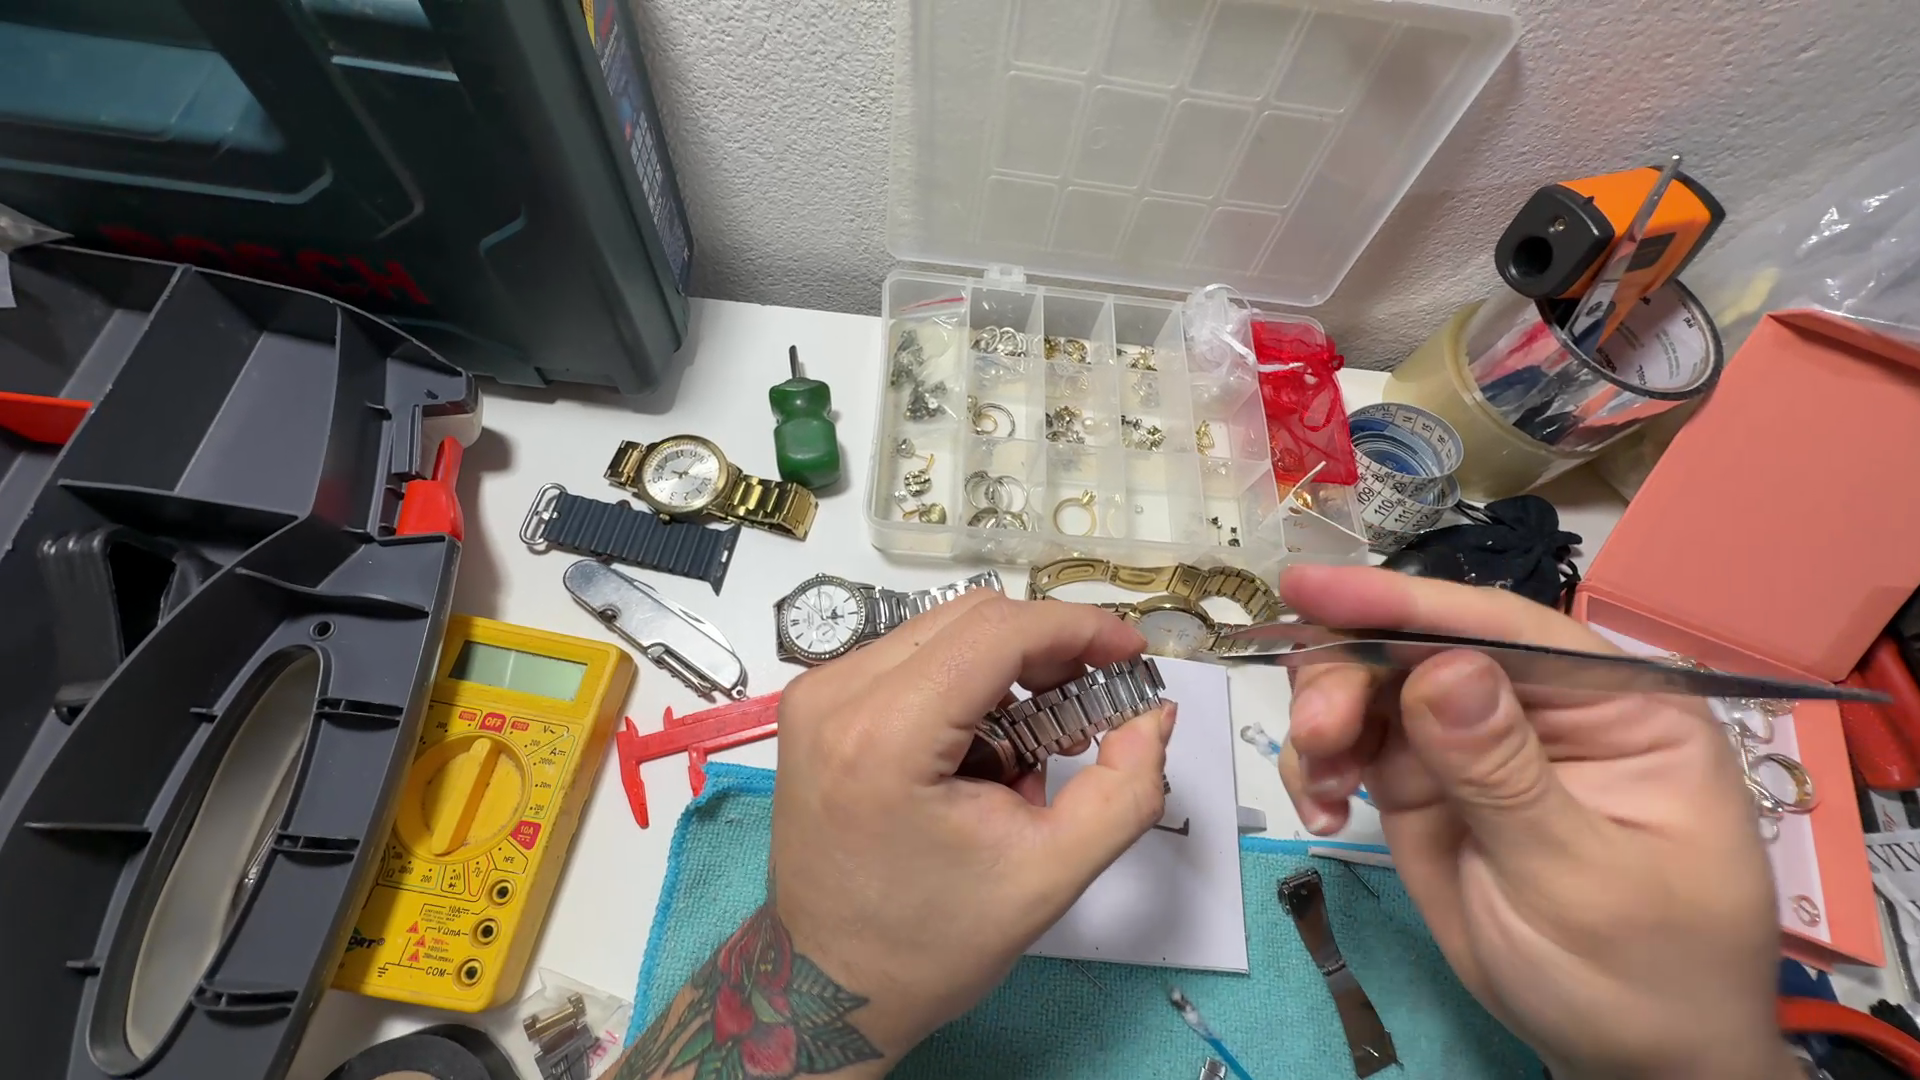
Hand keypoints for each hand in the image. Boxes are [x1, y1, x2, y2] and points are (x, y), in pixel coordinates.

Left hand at [772, 592, 1172, 1063]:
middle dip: (1047, 647)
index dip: (1076, 629)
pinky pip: (912, 656)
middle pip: (971, 619)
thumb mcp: (1049, 874)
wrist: (825, 982)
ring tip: (1039, 736)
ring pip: (942, 630)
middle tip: (1092, 699)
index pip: (996, 633)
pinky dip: (966, 681)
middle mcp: (837, 693)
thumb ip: (1125, 790)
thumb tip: (1154, 714)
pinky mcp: (817, 701)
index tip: (1129, 653)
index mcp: (884, 735)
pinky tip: (986, 742)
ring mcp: (819, 692)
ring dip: (1008, 666)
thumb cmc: (931, 942)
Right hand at [1275, 565, 1792, 1079]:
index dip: (1401, 600)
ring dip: (1321, 728)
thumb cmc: (1639, 974)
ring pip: (1360, 687)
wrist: (1610, 1051)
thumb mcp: (1579, 878)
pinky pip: (1340, 741)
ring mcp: (1459, 734)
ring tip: (1320, 790)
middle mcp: (1526, 700)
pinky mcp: (1410, 770)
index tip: (1312, 588)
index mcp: (1608, 702)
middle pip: (1407, 648)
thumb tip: (1441, 670)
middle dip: (1344, 681)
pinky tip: (1321, 810)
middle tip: (1315, 737)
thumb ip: (1505, 774)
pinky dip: (1315, 768)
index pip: (1498, 626)